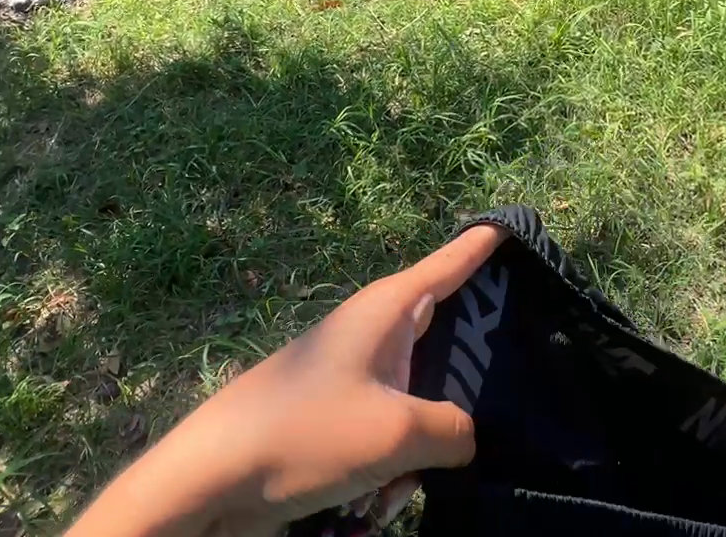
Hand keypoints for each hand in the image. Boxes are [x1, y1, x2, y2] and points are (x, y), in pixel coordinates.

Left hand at [68, 225, 507, 536]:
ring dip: (424, 437)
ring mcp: (355, 367)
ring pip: (419, 390)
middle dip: (469, 369)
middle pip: (446, 329)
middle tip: (509, 383)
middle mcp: (375, 327)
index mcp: (391, 307)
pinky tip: (375, 502)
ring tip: (405, 483)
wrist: (207, 477)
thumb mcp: (397, 435)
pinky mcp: (338, 405)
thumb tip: (466, 435)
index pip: (453, 260)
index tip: (518, 222)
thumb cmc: (305, 433)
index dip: (487, 242)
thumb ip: (453, 430)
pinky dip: (393, 457)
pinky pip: (389, 421)